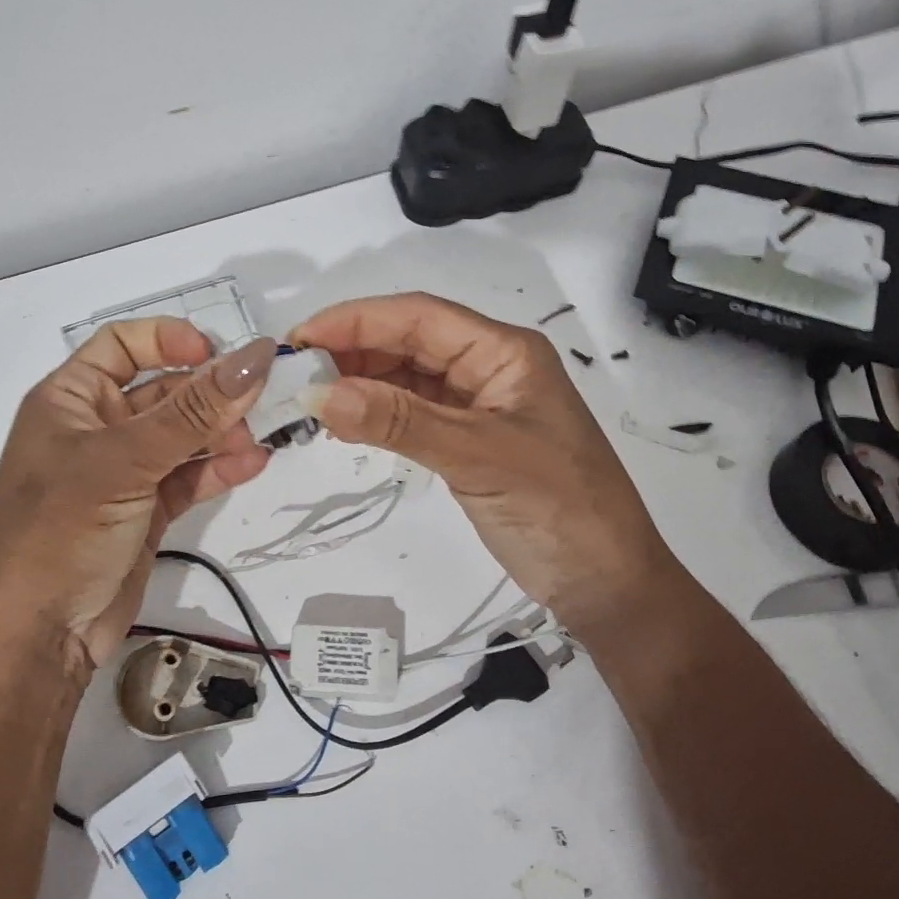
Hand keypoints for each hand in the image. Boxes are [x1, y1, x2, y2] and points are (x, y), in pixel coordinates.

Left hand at [0, 321, 276, 672]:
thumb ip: (193, 412)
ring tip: (258, 440)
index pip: (122, 345)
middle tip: (260, 401)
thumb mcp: (124, 463)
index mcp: (69, 399)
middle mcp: (95, 428)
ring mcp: (122, 473)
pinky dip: (219, 469)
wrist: (34, 638)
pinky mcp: (145, 513)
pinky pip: (188, 478)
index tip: (217, 355)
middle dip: (209, 393)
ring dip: (221, 432)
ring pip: (181, 436)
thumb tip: (255, 356)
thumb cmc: (60, 532)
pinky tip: (254, 464)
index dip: (169, 339)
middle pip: (162, 390)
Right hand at [291, 294, 675, 633]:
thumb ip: (399, 422)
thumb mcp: (478, 457)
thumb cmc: (557, 508)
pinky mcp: (469, 441)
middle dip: (352, 351)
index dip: (356, 321)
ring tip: (309, 399)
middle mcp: (490, 367)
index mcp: (505, 351)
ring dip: (361, 383)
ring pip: (408, 377)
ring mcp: (479, 405)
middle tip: (293, 375)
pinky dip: (378, 415)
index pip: (419, 317)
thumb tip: (319, 395)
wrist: (605, 581)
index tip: (299, 339)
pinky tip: (345, 424)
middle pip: (409, 342)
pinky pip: (414, 412)